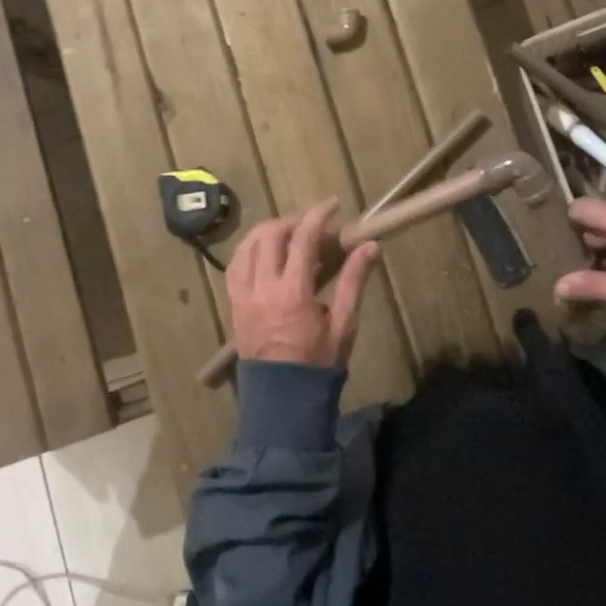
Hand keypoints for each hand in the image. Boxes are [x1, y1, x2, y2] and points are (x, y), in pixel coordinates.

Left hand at [226, 199, 379, 368]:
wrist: (282, 400)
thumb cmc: (318, 364)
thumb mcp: (344, 325)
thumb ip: (354, 281)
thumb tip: (370, 245)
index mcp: (293, 292)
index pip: (303, 238)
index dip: (318, 216)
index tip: (333, 205)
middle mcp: (263, 288)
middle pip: (270, 235)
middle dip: (292, 220)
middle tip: (313, 224)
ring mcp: (243, 296)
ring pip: (247, 246)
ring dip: (268, 232)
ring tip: (289, 234)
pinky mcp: (234, 305)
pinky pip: (235, 266)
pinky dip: (249, 251)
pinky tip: (264, 253)